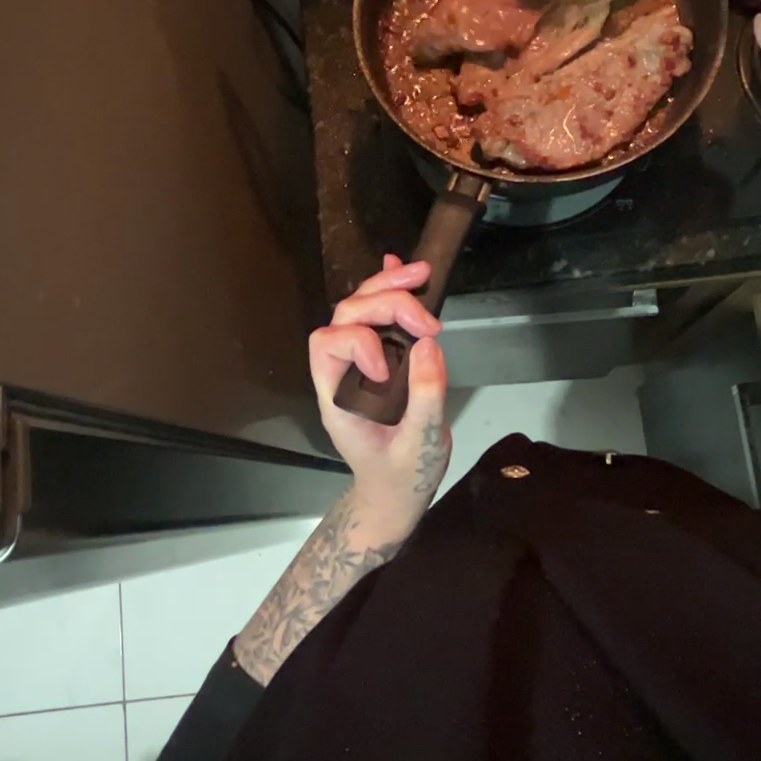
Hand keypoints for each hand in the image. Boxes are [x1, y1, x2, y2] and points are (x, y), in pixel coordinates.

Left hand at [307, 254, 452, 535]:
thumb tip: (429, 345)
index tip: (392, 370)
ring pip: (358, 309)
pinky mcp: (379, 359)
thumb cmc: (401, 476)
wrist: (395, 491)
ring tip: (421, 274)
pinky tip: (400, 270)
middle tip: (428, 320)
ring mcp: (358, 364)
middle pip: (346, 316)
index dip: (362, 343)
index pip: (330, 344)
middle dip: (385, 304)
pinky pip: (374, 317)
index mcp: (337, 397)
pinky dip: (385, 291)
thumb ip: (425, 399)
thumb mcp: (420, 446)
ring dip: (387, 288)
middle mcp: (340, 373)